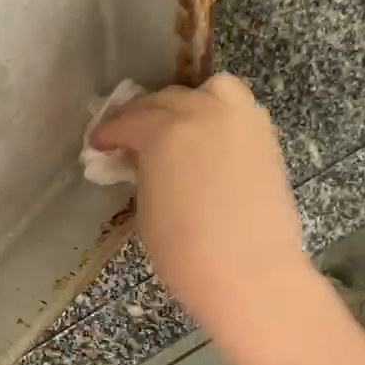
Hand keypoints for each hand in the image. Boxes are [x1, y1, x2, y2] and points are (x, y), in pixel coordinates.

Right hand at [89, 75, 310, 313]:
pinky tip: (207, 140)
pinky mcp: (265, 137)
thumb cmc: (185, 255)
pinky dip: (217, 114)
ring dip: (186, 102)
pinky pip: (237, 108)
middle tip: (128, 136)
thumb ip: (143, 174)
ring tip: (175, 127)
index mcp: (166, 135)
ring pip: (210, 90)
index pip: (129, 121)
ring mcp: (241, 121)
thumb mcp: (147, 212)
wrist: (249, 274)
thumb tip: (140, 161)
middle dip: (141, 115)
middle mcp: (205, 114)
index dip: (109, 132)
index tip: (98, 143)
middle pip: (166, 99)